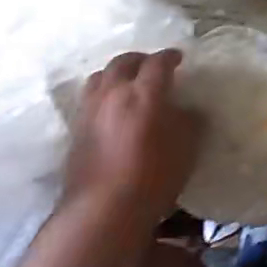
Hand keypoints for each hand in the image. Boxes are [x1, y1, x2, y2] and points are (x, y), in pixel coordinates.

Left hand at [66, 50, 199, 221]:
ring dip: (117, 73)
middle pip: (123, 62)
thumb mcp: (187, 147)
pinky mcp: (76, 130)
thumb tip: (187, 109)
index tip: (180, 58)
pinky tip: (113, 108)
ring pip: (100, 77)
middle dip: (141, 59)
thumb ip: (190, 120)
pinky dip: (104, 93)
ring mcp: (90, 111)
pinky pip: (90, 98)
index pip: (158, 63)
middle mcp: (113, 94)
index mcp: (144, 93)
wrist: (103, 209)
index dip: (170, 57)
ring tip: (129, 82)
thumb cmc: (154, 176)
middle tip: (154, 65)